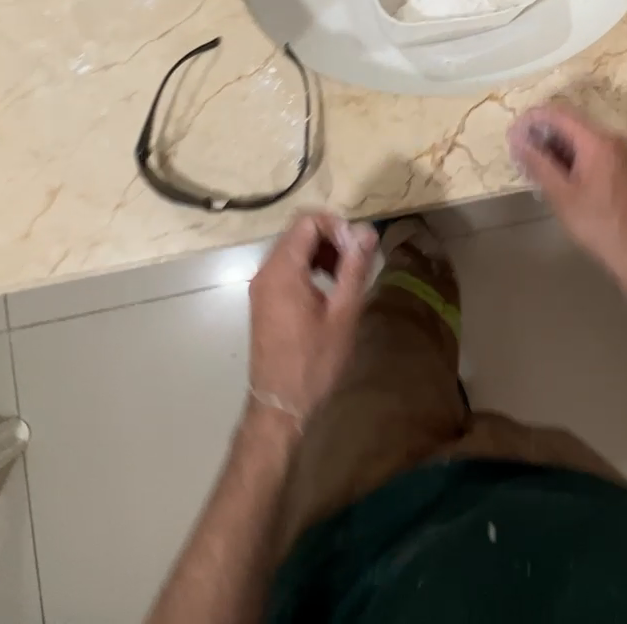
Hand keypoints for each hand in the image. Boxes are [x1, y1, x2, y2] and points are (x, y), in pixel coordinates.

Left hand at [247, 212, 376, 425]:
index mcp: (282, 270)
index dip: (337, 226)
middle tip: (358, 261)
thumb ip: (354, 267)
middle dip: (331, 238)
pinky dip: (308, 267)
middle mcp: (265, 271)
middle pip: (298, 232)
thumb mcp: (343, 312)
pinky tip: (328, 288)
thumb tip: (366, 231)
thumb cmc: (315, 360)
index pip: (307, 221)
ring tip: (346, 275)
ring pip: (292, 248)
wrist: (280, 404)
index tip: (359, 248)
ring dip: (321, 252)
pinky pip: (285, 267)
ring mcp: (260, 286)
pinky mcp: (263, 299)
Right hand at [507, 102, 626, 277]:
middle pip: (568, 122)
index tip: (511, 135)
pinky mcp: (617, 164)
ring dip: (552, 145)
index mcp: (597, 141)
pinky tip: (550, 172)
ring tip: (529, 165)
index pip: (558, 114)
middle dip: (540, 133)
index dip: (531, 119)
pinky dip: (567, 155)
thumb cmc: (594, 223)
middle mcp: (610, 138)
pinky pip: (587, 148)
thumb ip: (537, 162)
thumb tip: (516, 139)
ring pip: (577, 136)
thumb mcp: (560, 194)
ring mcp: (616, 151)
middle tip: (517, 152)